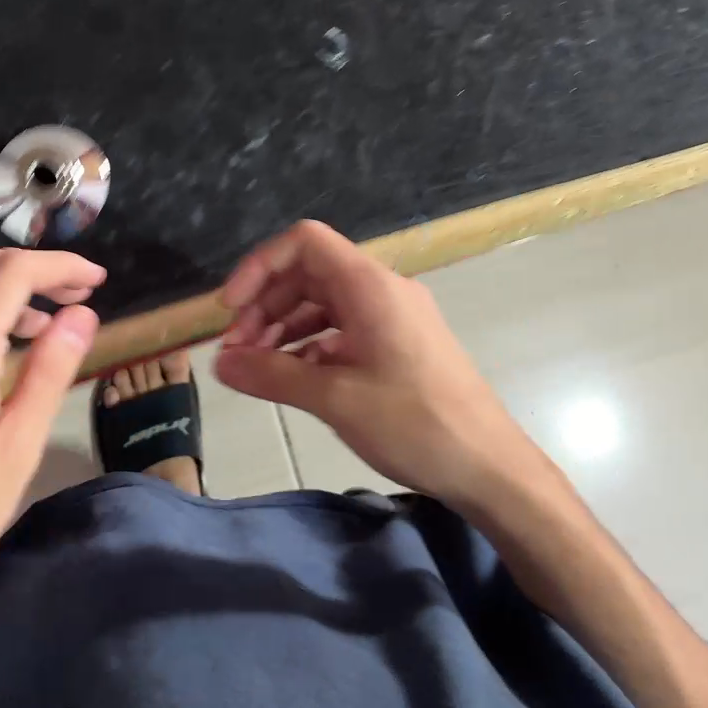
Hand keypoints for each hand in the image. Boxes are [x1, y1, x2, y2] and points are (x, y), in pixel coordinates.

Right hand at [214, 221, 544, 509]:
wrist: (488, 464)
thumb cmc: (414, 423)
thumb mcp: (335, 399)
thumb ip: (272, 375)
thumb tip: (219, 363)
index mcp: (369, 285)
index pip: (305, 242)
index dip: (260, 266)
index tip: (230, 310)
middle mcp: (382, 290)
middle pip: (310, 273)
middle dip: (266, 304)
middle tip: (235, 351)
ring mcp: (394, 317)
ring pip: (325, 303)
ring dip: (285, 327)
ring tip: (255, 367)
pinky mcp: (399, 345)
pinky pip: (344, 330)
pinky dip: (312, 346)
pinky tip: (292, 378)